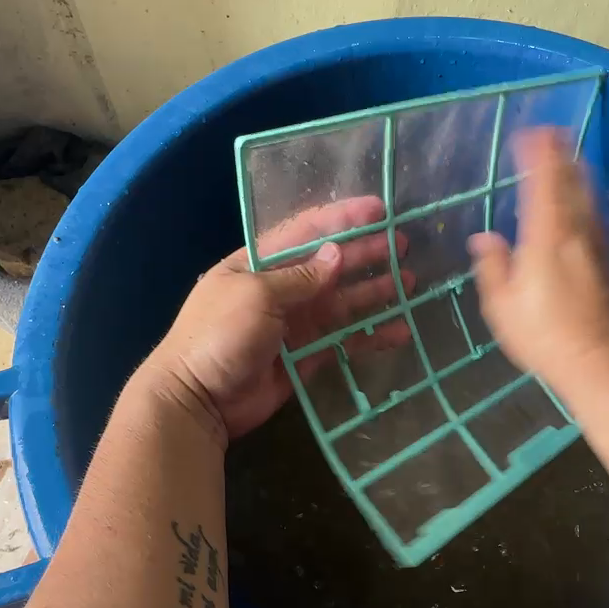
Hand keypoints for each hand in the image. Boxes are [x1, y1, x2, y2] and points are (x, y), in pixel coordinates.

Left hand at [137, 197, 407, 441]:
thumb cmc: (218, 335)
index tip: (379, 209)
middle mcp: (280, 289)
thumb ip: (300, 278)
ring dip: (374, 292)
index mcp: (259, 263)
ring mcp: (295, 324)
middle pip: (331, 265)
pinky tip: (399, 332)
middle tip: (405, 245)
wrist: (199, 398)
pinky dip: (371, 336)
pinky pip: (345, 340)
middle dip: (366, 254)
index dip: (343, 219)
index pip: (306, 232)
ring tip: (409, 282)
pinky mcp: (307, 355)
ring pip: (343, 302)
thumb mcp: (256, 296)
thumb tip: (337, 255)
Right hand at [467, 129, 608, 387]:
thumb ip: (493, 266)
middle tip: (553, 135)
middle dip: (562, 154)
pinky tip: (582, 206)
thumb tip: (485, 239)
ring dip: (578, 173)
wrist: (598, 362)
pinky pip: (597, 217)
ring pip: (590, 197)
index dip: (537, 152)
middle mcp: (577, 231)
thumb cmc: (544, 335)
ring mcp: (599, 245)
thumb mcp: (503, 305)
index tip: (531, 133)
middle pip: (574, 180)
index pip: (544, 180)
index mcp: (547, 235)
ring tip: (569, 161)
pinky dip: (587, 199)